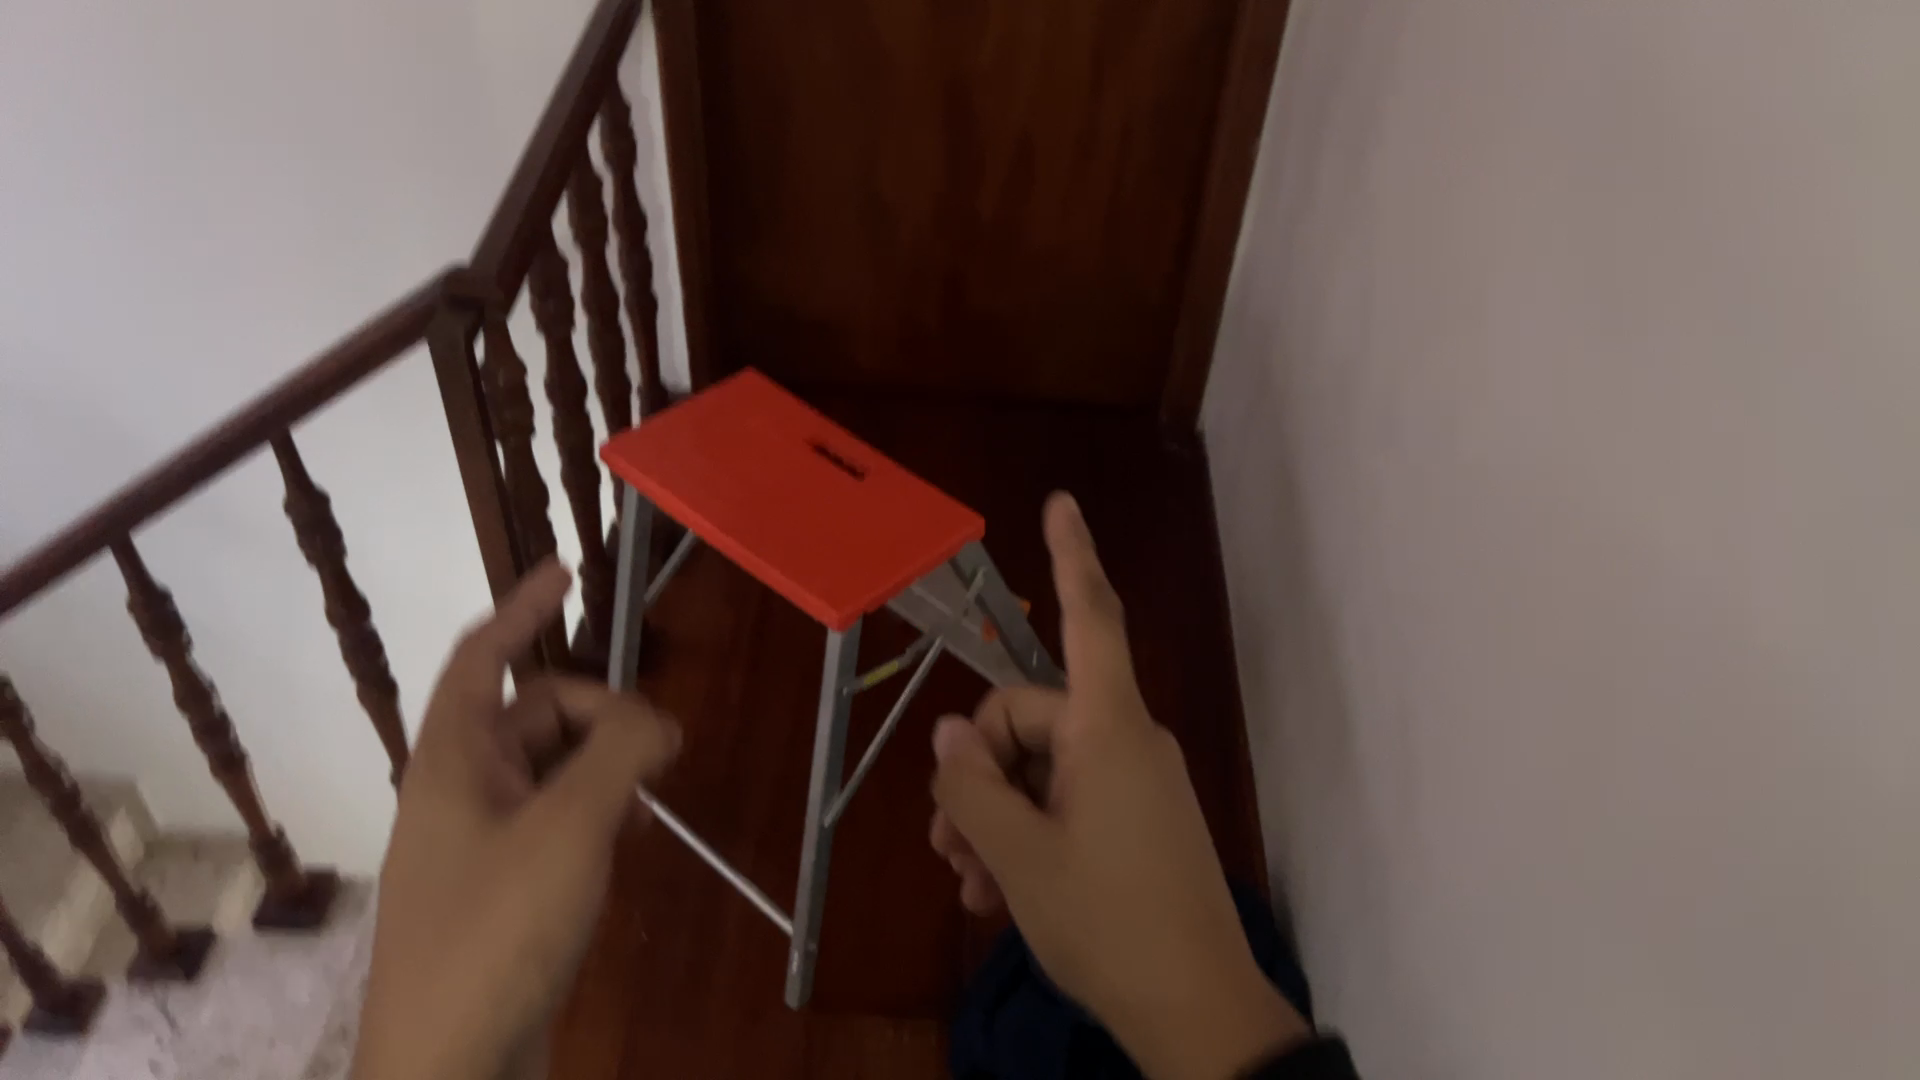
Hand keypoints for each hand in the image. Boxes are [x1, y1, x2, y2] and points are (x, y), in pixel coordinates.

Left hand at [352, 560, 680, 1079]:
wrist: (451, 1073)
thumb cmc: (497, 931)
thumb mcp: (571, 826)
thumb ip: (621, 752)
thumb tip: (659, 718)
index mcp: (452, 764)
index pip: (481, 659)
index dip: (520, 608)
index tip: (566, 572)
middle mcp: (460, 793)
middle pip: (534, 714)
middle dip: (599, 710)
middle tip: (662, 741)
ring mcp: (481, 842)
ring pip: (552, 767)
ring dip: (605, 760)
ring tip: (653, 786)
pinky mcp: (505, 884)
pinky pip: (557, 814)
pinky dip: (599, 804)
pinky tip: (631, 831)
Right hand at [929, 494, 1308, 1079]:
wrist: (1198, 1018)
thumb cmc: (1109, 923)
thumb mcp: (1020, 856)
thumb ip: (975, 787)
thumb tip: (948, 734)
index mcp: (1109, 729)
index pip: (1090, 619)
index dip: (1073, 556)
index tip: (1061, 502)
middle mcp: (1125, 742)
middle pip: (1030, 719)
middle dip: (978, 771)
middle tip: (946, 842)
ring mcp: (1132, 784)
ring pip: (1041, 769)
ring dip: (995, 814)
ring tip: (968, 877)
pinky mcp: (1134, 823)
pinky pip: (1066, 803)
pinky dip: (1027, 834)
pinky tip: (996, 889)